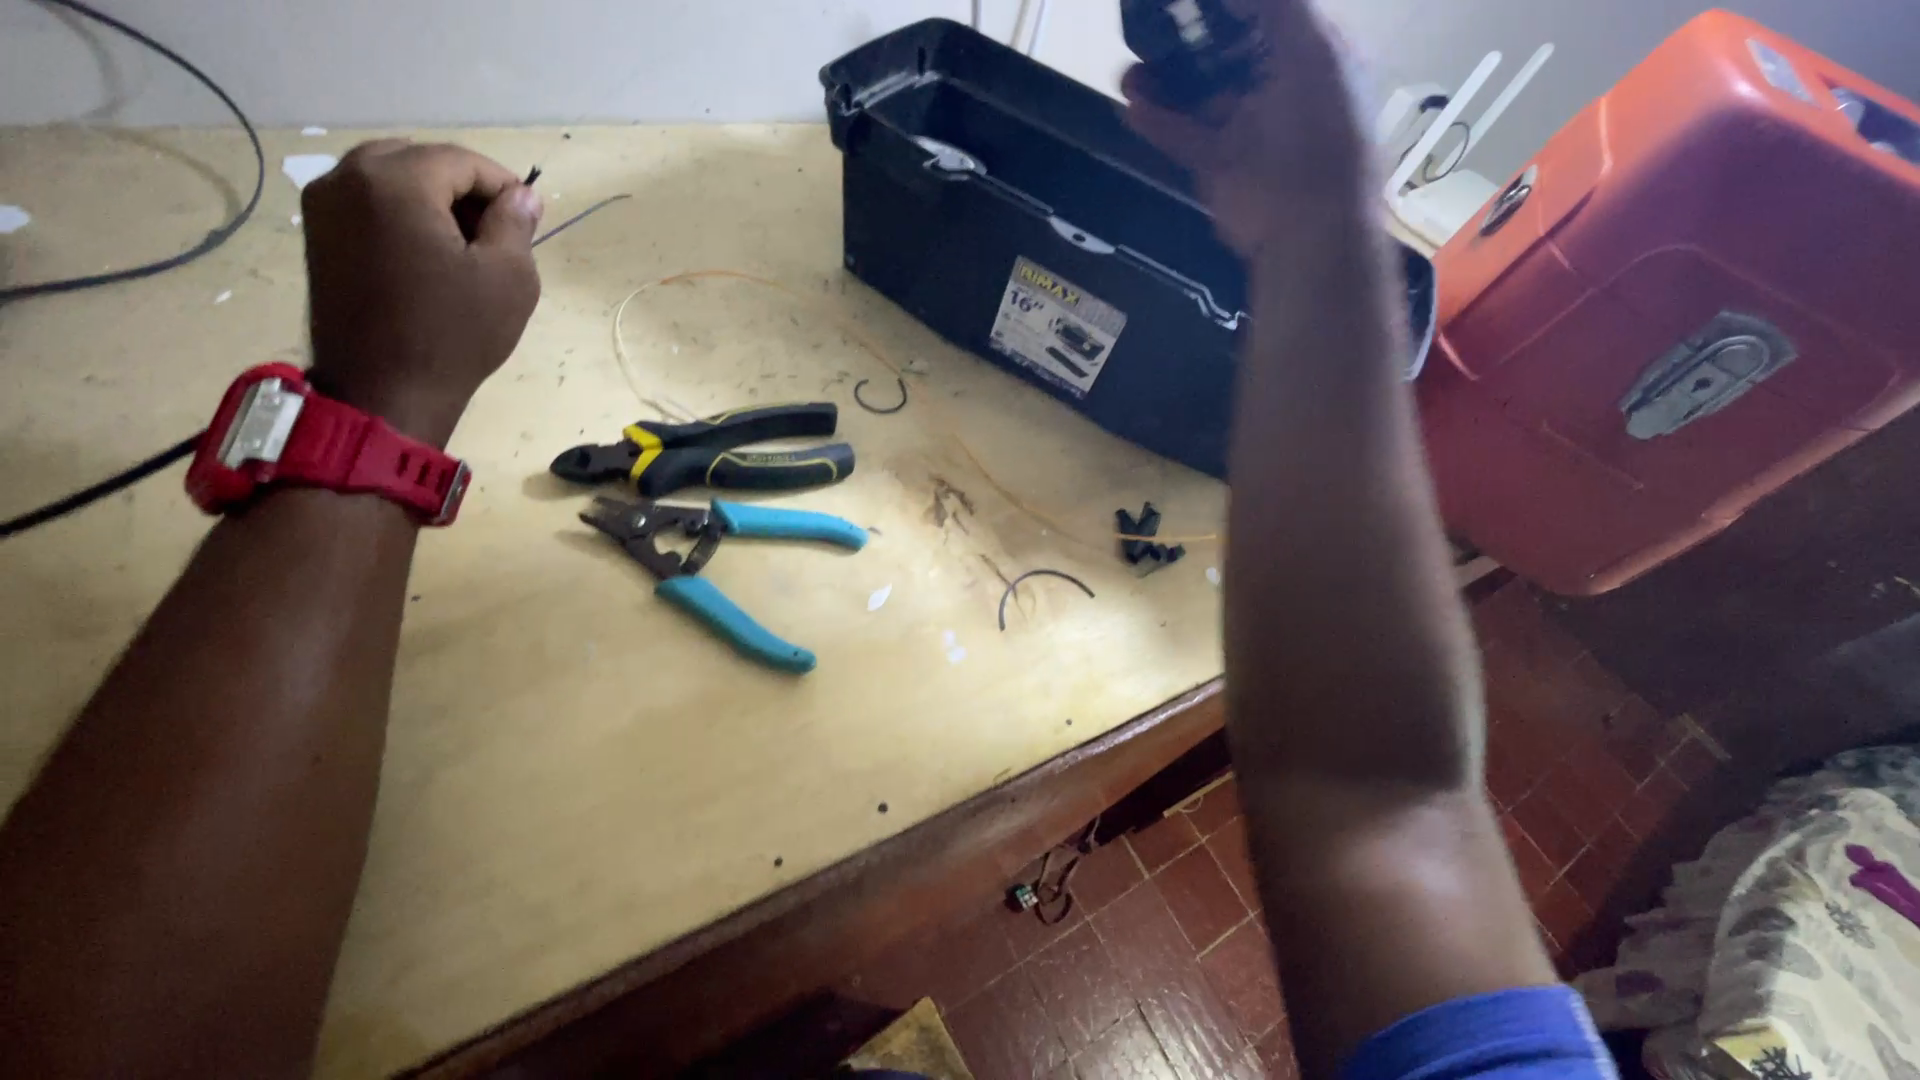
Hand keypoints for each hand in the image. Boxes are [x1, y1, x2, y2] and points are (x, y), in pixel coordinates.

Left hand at [300, 140, 543, 444]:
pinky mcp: (319, 234)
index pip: (460, 160)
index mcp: (395, 180)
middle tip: (497, 232)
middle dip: (464, 188)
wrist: (385, 389)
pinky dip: (403, 215)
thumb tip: (520, 196)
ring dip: (432, 200)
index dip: (503, 185)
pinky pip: (368, 202)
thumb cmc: (454, 333)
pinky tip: (429, 255)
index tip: (529, 218)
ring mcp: (324, 205)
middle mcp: (348, 177)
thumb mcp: (509, 277)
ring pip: (390, 178)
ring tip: (465, 246)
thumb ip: (515, 223)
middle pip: (420, 160)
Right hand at [1121, 0, 1370, 257]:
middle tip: (1151, 30)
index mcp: (1311, 55)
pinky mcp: (1219, 168)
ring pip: (1199, 96)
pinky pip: (1183, 138)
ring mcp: (1246, 131)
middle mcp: (1279, 87)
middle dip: (1187, 40)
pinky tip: (1131, 106)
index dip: (1228, 6)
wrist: (1306, 234)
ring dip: (1163, 83)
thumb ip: (1279, 8)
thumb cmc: (1318, 138)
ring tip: (1129, 74)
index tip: (1189, 2)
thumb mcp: (1310, 53)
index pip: (1267, 14)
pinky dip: (1157, 123)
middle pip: (1226, 53)